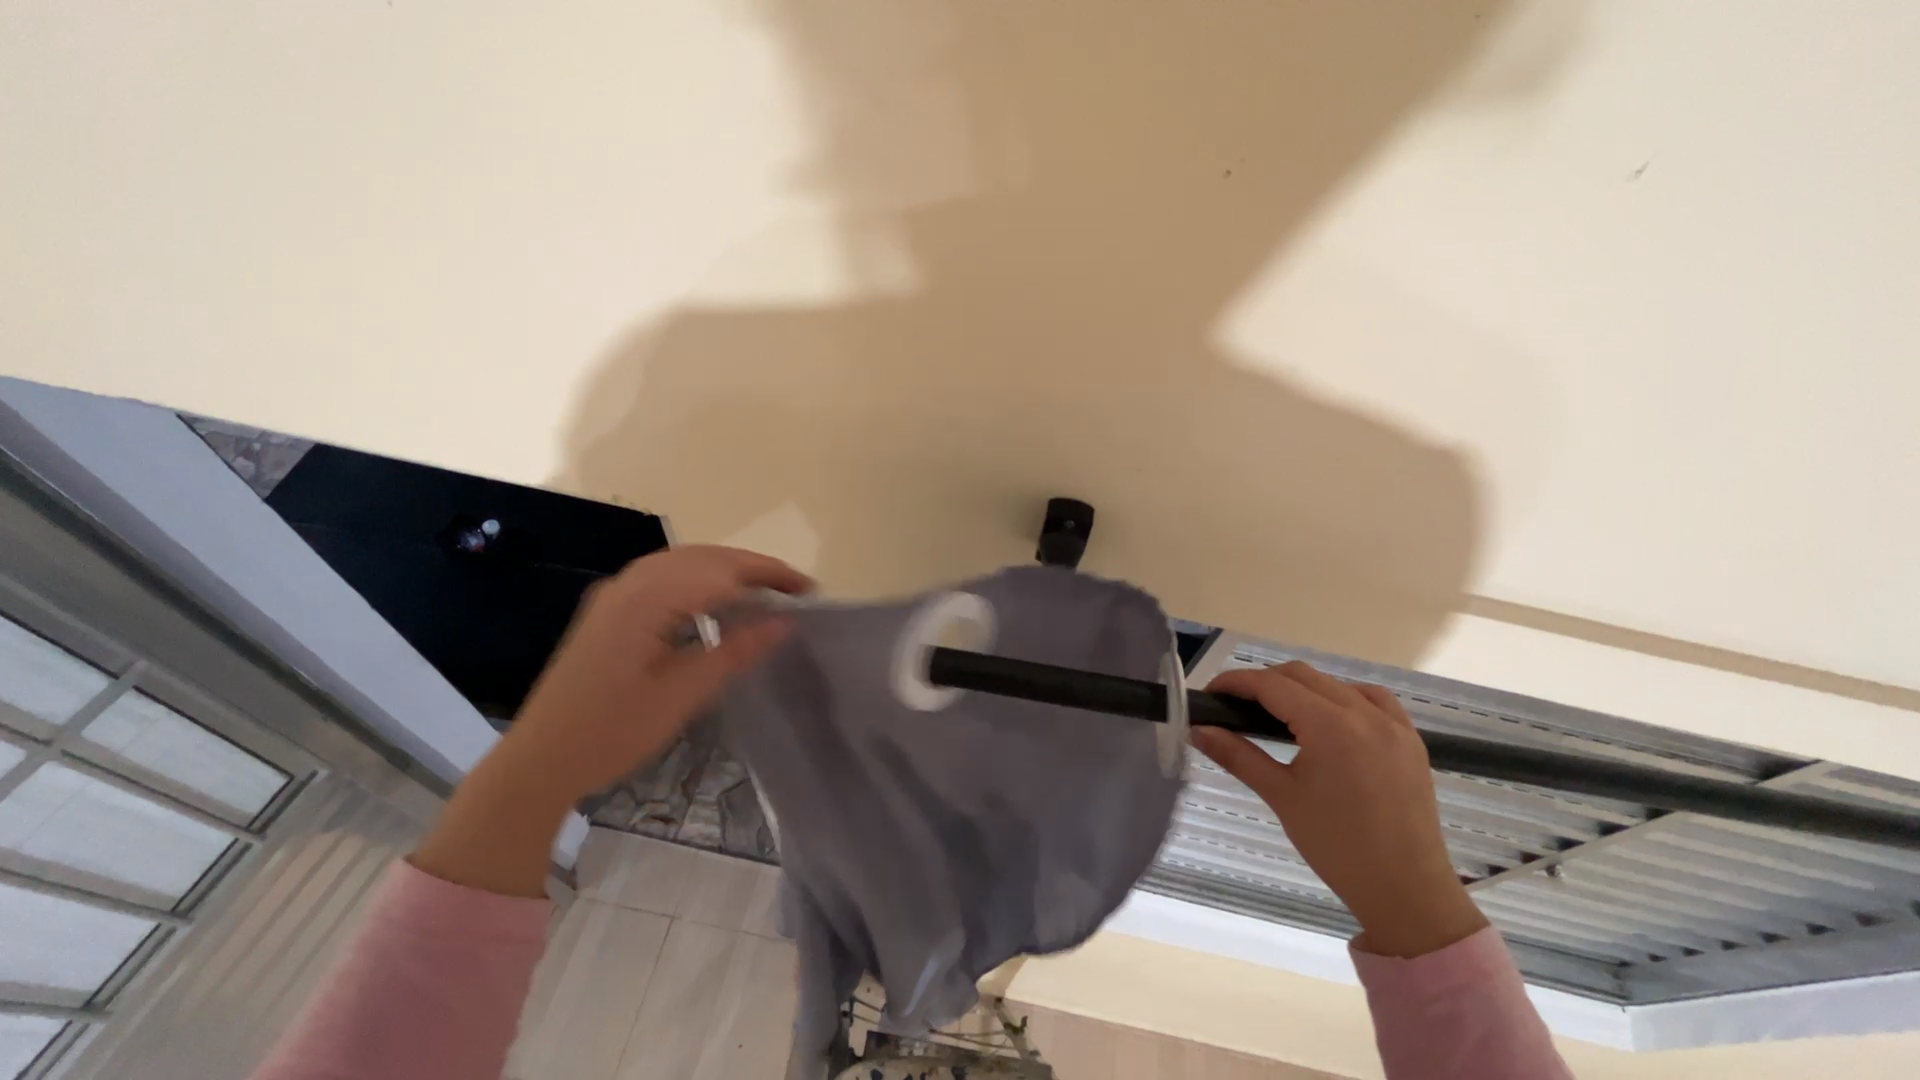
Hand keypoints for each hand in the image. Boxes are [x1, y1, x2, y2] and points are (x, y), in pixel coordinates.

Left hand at [499, 544, 811, 800]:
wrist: (539, 761)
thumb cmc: (613, 731)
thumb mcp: (683, 695)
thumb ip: (735, 651)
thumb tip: (784, 623)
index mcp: (647, 599)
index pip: (722, 572)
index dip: (769, 576)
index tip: (809, 592)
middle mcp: (629, 584)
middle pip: (702, 557)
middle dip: (751, 567)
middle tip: (795, 589)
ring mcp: (614, 595)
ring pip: (681, 562)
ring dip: (725, 570)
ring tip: (764, 591)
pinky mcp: (607, 611)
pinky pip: (662, 578)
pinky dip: (698, 580)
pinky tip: (715, 602)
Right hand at [1191, 661, 1488, 958]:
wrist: (1405, 890)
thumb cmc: (1336, 846)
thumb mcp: (1281, 796)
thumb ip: (1237, 755)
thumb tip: (1198, 729)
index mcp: (1330, 726)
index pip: (1272, 685)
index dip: (1236, 683)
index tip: (1210, 694)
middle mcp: (1364, 713)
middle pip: (1302, 676)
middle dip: (1264, 682)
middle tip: (1235, 706)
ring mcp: (1393, 724)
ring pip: (1336, 683)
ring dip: (1303, 688)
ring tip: (1278, 713)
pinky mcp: (1410, 740)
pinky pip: (1374, 699)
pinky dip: (1344, 697)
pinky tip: (1330, 718)